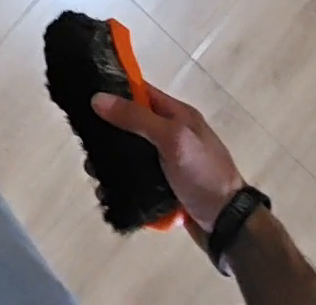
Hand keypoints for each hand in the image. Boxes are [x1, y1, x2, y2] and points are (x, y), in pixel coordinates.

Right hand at [93, 84, 245, 231]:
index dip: (114, 89)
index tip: (86, 94)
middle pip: (129, 122)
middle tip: (87, 143)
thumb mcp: (172, 138)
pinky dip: (118, 180)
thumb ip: (136, 117)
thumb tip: (97, 98)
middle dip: (106, 131)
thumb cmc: (203, 173)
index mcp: (177, 114)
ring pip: (128, 152)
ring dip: (109, 160)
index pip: (140, 91)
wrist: (229, 226)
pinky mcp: (162, 186)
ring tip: (93, 171)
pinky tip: (105, 188)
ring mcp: (166, 161)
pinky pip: (132, 177)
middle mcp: (170, 134)